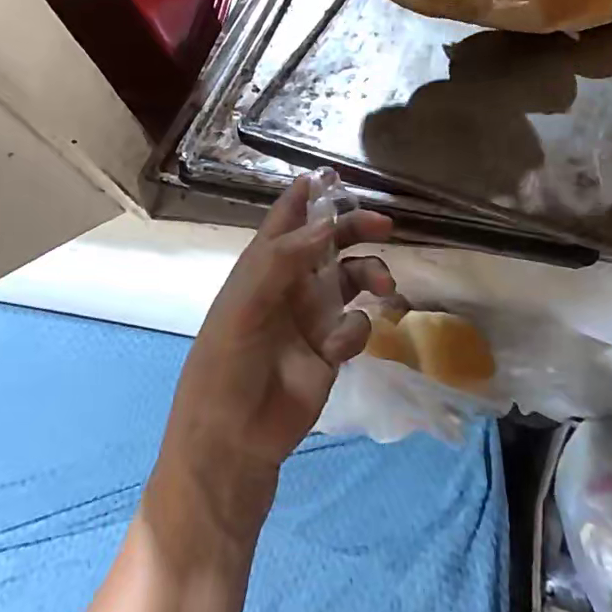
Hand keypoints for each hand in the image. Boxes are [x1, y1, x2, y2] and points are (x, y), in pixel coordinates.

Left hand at [159, 176, 395, 491]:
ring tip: (385, 287)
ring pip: (352, 279)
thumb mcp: (244, 305)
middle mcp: (291, 286)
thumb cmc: (226, 364)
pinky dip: (356, 328)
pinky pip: (356, 324)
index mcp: (262, 269)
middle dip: (356, 229)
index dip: (305, 197)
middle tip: (385, 224)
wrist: (234, 436)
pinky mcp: (331, 349)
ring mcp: (313, 317)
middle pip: (329, 243)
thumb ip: (283, 260)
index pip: (286, 222)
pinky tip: (338, 347)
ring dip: (371, 274)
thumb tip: (326, 223)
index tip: (331, 175)